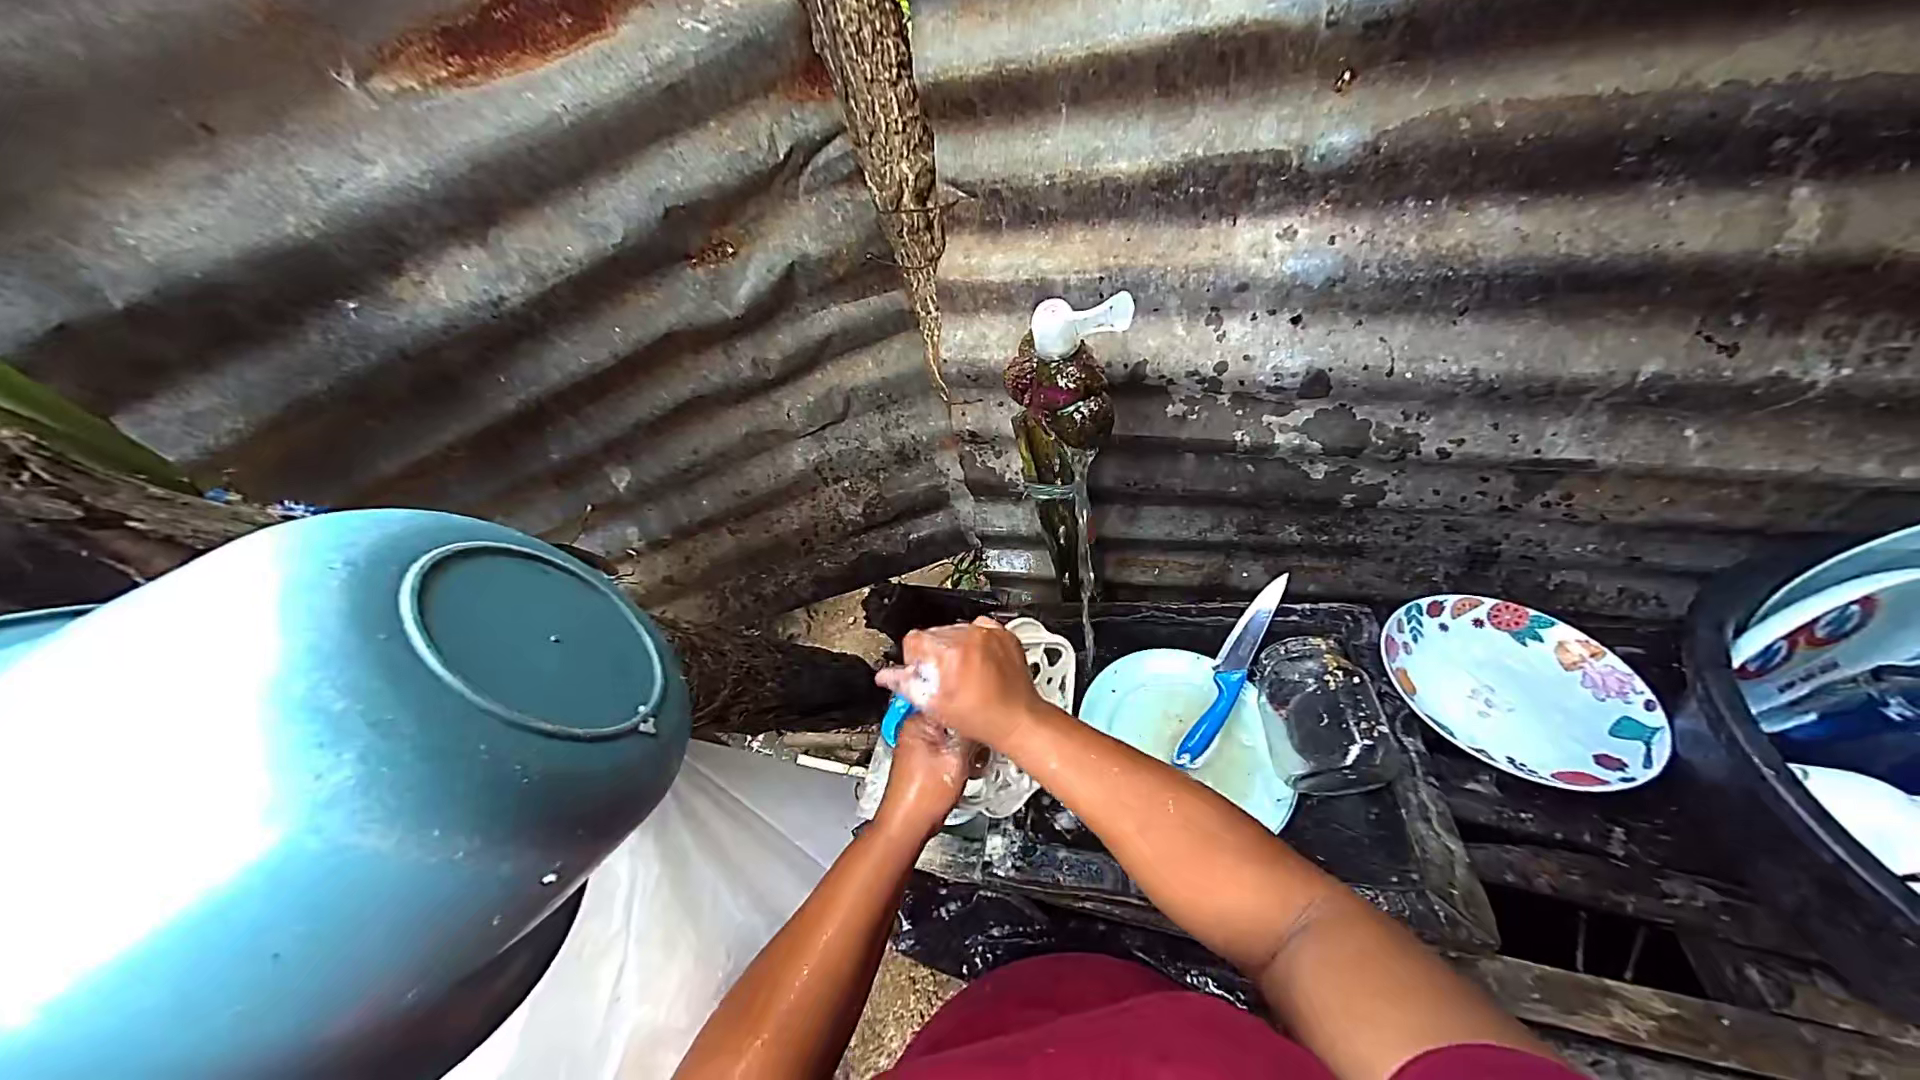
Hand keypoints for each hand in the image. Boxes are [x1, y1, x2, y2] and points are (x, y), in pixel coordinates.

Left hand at [874, 714, 974, 839]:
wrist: (907, 824)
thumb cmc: (922, 797)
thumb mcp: (957, 759)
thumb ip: (970, 734)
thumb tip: (982, 717)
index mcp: (917, 721)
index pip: (951, 701)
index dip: (972, 713)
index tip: (985, 723)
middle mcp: (914, 729)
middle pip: (952, 718)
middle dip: (970, 733)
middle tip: (980, 749)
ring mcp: (917, 744)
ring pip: (951, 734)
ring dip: (965, 747)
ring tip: (972, 763)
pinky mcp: (921, 758)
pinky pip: (945, 748)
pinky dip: (957, 757)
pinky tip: (964, 770)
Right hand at [875, 617, 1046, 747]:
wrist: (1018, 718)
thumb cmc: (982, 718)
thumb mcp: (935, 706)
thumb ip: (905, 685)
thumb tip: (886, 676)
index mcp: (948, 652)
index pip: (913, 639)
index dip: (913, 659)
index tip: (922, 672)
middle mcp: (968, 636)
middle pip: (934, 634)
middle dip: (934, 654)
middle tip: (945, 678)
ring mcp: (988, 634)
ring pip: (956, 630)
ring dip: (954, 648)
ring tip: (965, 673)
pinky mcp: (1003, 634)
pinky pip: (980, 629)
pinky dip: (976, 642)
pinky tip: (979, 663)